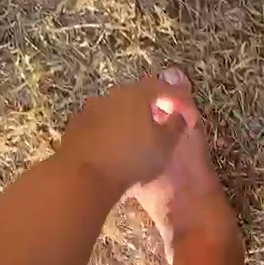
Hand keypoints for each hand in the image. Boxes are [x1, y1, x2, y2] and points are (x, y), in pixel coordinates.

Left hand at [57, 68, 198, 192]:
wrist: (83, 177)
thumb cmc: (131, 159)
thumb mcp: (165, 144)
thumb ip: (176, 124)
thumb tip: (179, 114)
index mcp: (136, 94)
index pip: (162, 87)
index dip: (178, 100)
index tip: (187, 116)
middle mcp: (111, 95)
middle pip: (137, 94)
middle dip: (153, 106)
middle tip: (162, 123)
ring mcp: (90, 109)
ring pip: (117, 108)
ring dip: (130, 118)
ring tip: (138, 138)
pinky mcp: (76, 125)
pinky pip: (101, 122)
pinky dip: (111, 129)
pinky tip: (115, 147)